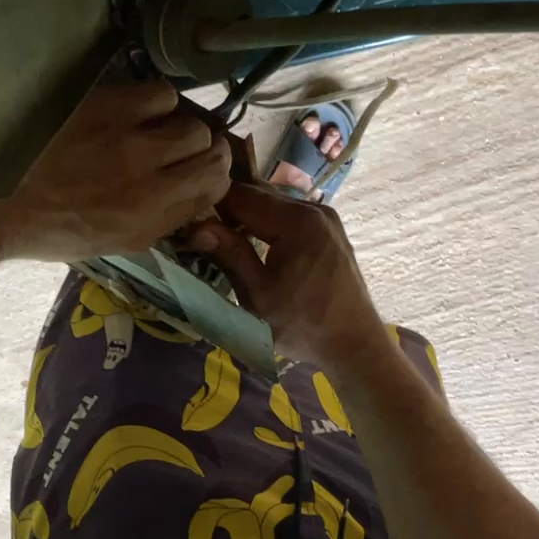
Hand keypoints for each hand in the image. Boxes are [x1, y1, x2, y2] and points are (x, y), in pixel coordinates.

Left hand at [0, 80, 231, 261]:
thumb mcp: (131, 242)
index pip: (215, 180)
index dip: (218, 173)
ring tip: (163, 132)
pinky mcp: (104, 108)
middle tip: (187, 151)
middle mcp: (144, 172)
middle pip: (206, 144)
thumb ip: (174, 218)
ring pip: (187, 117)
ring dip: (181, 125)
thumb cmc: (75, 233)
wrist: (18, 209)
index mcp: (152, 211)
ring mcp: (123, 136)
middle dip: (203, 149)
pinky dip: (159, 103)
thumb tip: (208, 189)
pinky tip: (143, 115)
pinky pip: (157, 93)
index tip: (207, 170)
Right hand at [188, 182, 389, 371]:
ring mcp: (326, 218)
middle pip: (260, 194)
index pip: (241, 195)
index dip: (210, 202)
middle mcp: (314, 208)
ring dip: (246, 215)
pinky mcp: (329, 232)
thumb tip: (195, 228)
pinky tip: (250, 241)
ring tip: (218, 234)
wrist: (355, 344)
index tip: (184, 216)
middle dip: (227, 207)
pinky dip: (267, 223)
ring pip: (275, 204)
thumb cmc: (303, 324)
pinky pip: (290, 216)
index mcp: (296, 221)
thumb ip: (229, 255)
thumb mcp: (257, 294)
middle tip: (196, 225)